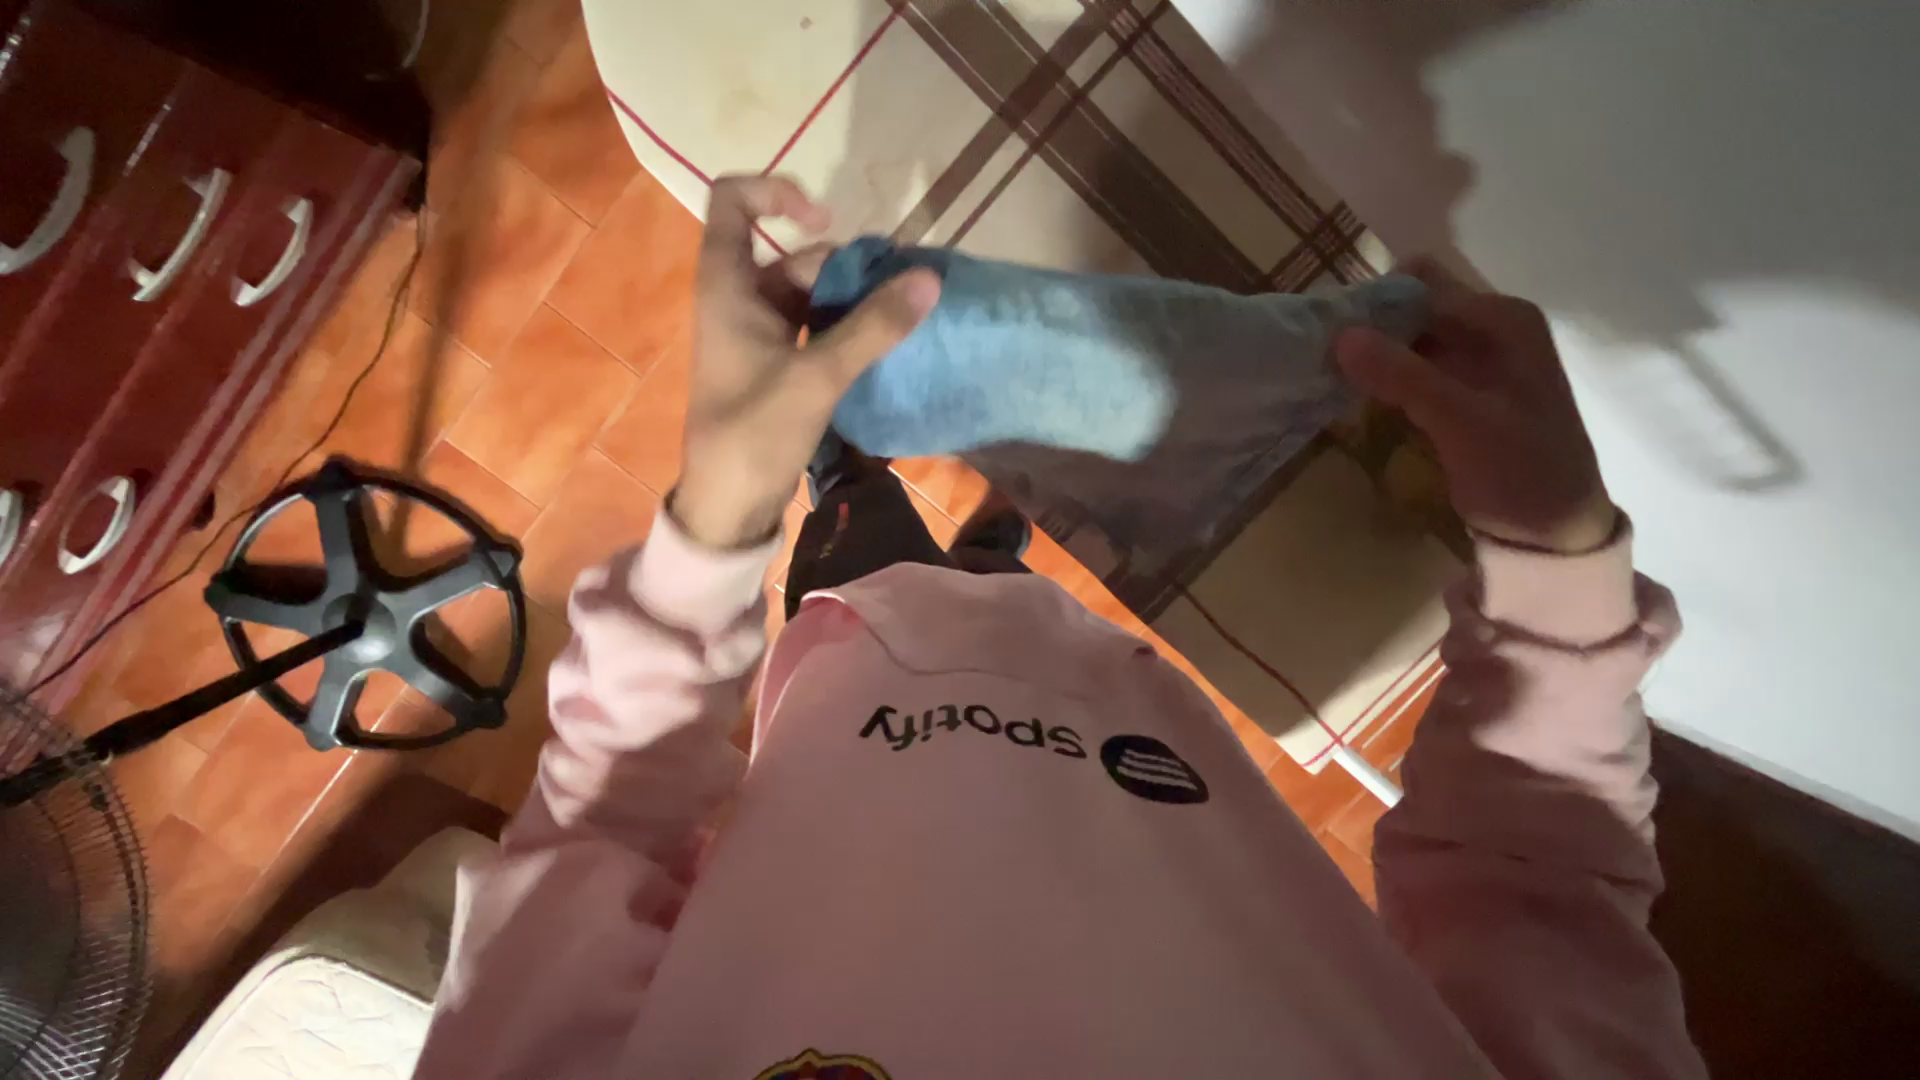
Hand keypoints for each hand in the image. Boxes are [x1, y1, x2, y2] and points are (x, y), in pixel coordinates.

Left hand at [671, 176, 939, 549]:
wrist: (729, 501)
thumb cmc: (756, 430)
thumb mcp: (818, 375)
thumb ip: (874, 326)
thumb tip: (928, 277)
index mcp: (728, 286)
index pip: (733, 202)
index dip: (776, 194)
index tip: (827, 222)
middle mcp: (740, 301)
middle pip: (794, 258)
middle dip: (846, 267)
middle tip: (901, 288)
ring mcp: (759, 336)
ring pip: (810, 296)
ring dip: (854, 301)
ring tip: (904, 316)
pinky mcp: (777, 367)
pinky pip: (815, 329)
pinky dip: (847, 329)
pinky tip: (884, 344)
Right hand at [1335, 262, 1617, 553]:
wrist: (1551, 533)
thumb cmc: (1519, 474)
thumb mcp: (1462, 423)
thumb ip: (1404, 377)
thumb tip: (1339, 335)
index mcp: (1501, 320)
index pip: (1418, 285)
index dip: (1369, 305)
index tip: (1324, 338)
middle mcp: (1487, 327)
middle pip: (1408, 305)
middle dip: (1364, 326)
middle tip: (1318, 360)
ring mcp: (1471, 359)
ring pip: (1403, 335)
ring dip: (1366, 352)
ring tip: (1324, 376)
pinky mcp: (1454, 390)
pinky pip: (1406, 365)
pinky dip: (1377, 374)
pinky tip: (1351, 394)